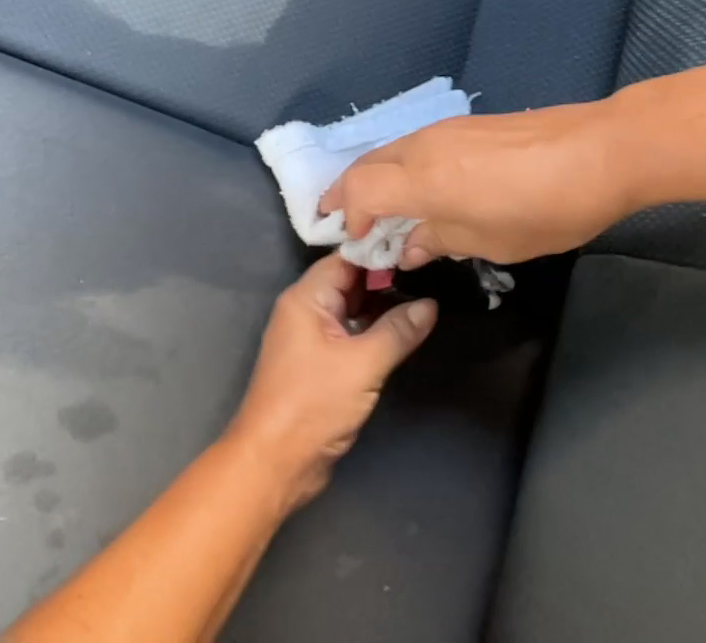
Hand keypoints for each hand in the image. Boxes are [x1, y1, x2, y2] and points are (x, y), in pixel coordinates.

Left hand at [225, 256, 437, 509]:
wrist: (276, 458)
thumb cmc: (313, 403)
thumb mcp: (363, 364)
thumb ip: (398, 331)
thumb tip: (430, 304)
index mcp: (305, 298)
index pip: (344, 260)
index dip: (379, 253)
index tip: (418, 248)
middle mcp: (305, 310)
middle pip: (348, 281)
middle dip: (385, 277)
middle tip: (430, 269)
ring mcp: (311, 337)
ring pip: (350, 308)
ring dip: (381, 304)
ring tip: (426, 292)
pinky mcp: (320, 362)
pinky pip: (349, 332)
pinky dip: (373, 328)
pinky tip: (404, 327)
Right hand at [318, 102, 635, 269]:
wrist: (601, 150)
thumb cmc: (545, 208)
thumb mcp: (491, 241)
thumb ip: (440, 241)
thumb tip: (409, 248)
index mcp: (422, 181)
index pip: (359, 190)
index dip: (349, 216)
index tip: (356, 240)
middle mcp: (421, 148)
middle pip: (365, 164)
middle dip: (347, 192)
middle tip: (346, 219)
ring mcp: (443, 130)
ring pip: (388, 151)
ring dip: (374, 178)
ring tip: (381, 207)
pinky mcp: (464, 125)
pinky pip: (413, 146)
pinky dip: (400, 168)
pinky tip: (420, 188)